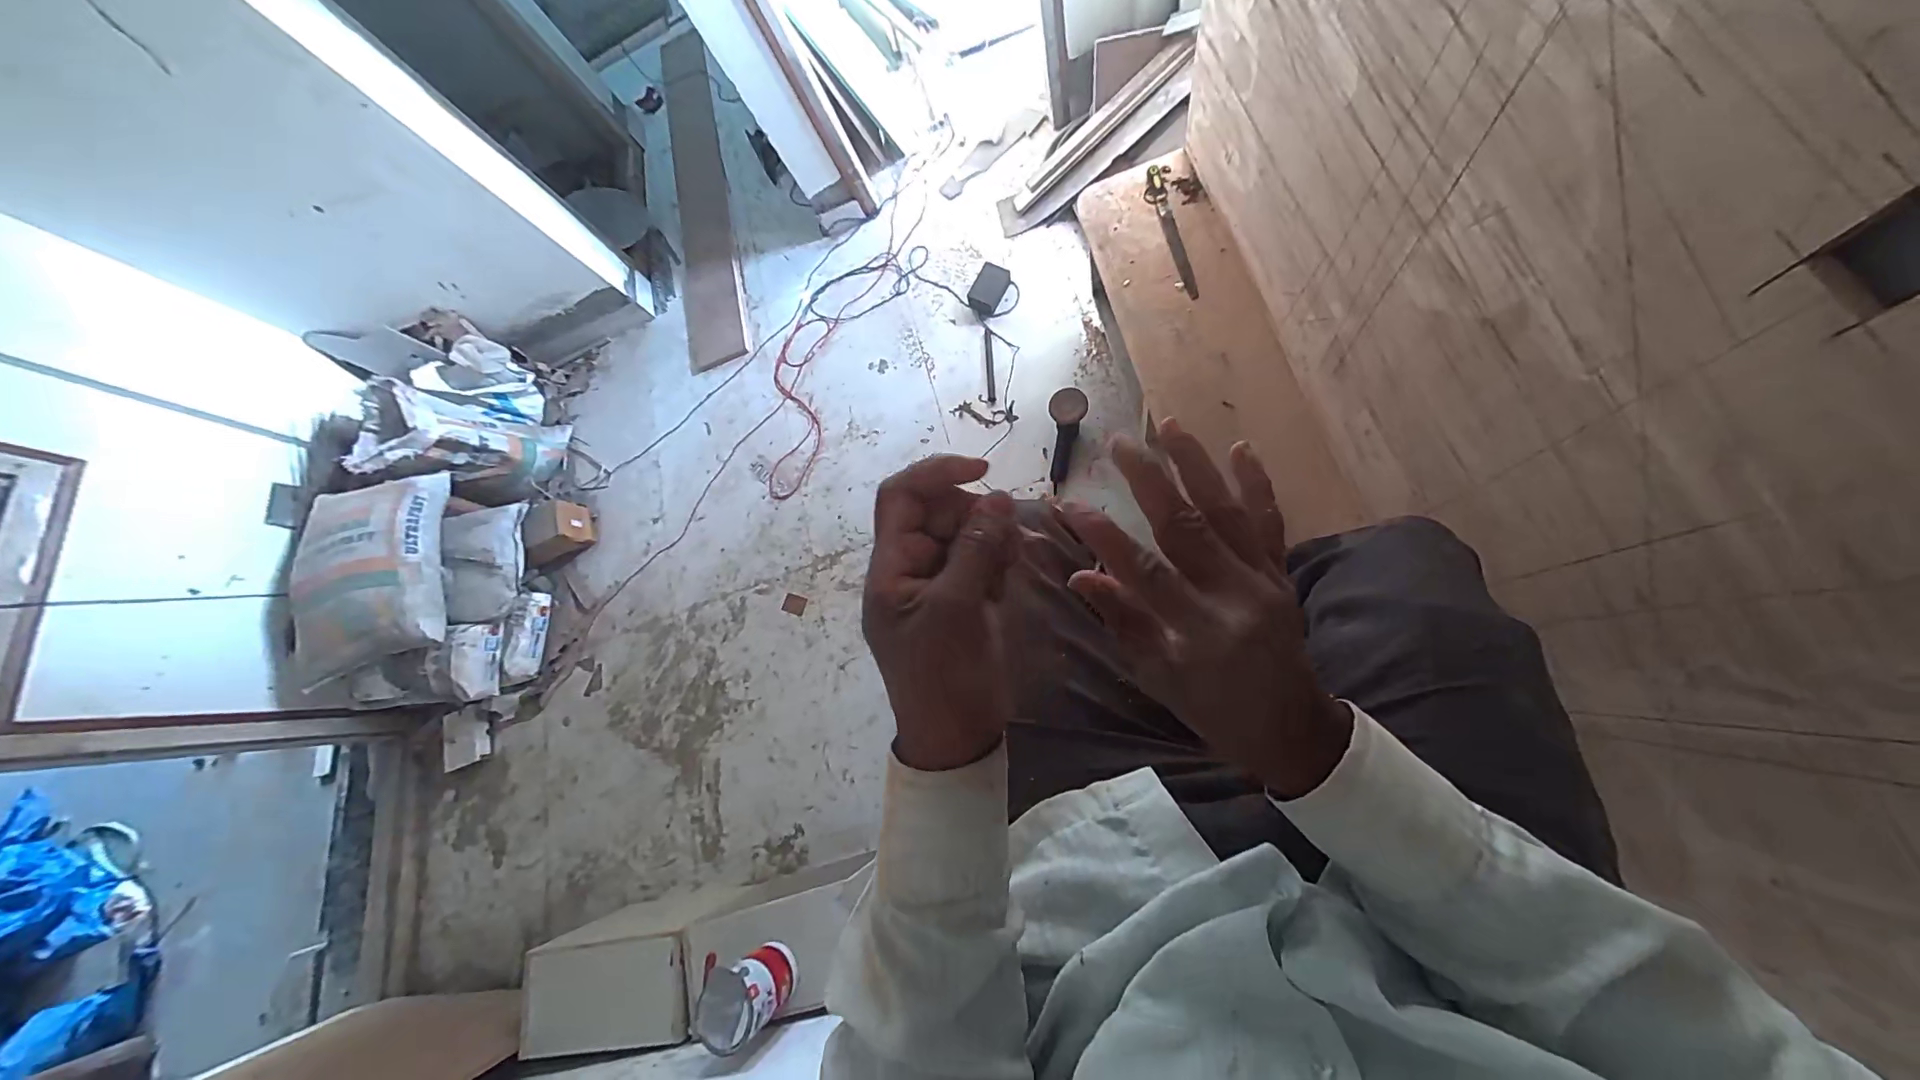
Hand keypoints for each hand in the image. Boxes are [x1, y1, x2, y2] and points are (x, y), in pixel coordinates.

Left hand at [863, 455, 1019, 771]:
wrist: (957, 737)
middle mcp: (910, 569)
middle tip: (1011, 539)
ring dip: (993, 538)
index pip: (901, 498)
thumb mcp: (956, 610)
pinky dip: (998, 560)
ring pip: (964, 535)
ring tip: (1015, 561)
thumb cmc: (944, 678)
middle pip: (939, 513)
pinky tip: (1010, 576)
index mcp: (891, 569)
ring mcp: (938, 584)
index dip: (935, 473)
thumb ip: (975, 550)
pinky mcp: (963, 599)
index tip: (982, 470)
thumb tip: (999, 498)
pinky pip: (979, 560)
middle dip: (976, 515)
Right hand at [1057, 421, 1351, 796]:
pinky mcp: (1282, 574)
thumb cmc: (1212, 709)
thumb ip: (1122, 622)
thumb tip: (1081, 575)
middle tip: (1119, 443)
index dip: (1101, 533)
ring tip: (1169, 425)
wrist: (1289, 727)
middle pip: (1186, 526)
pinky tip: (1242, 449)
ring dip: (1197, 465)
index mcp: (1196, 632)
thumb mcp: (1157, 677)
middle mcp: (1233, 598)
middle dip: (1148, 479)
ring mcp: (1263, 581)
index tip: (1068, 502)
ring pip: (1227, 512)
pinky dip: (1257, 484)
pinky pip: (1270, 523)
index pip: (1141, 570)